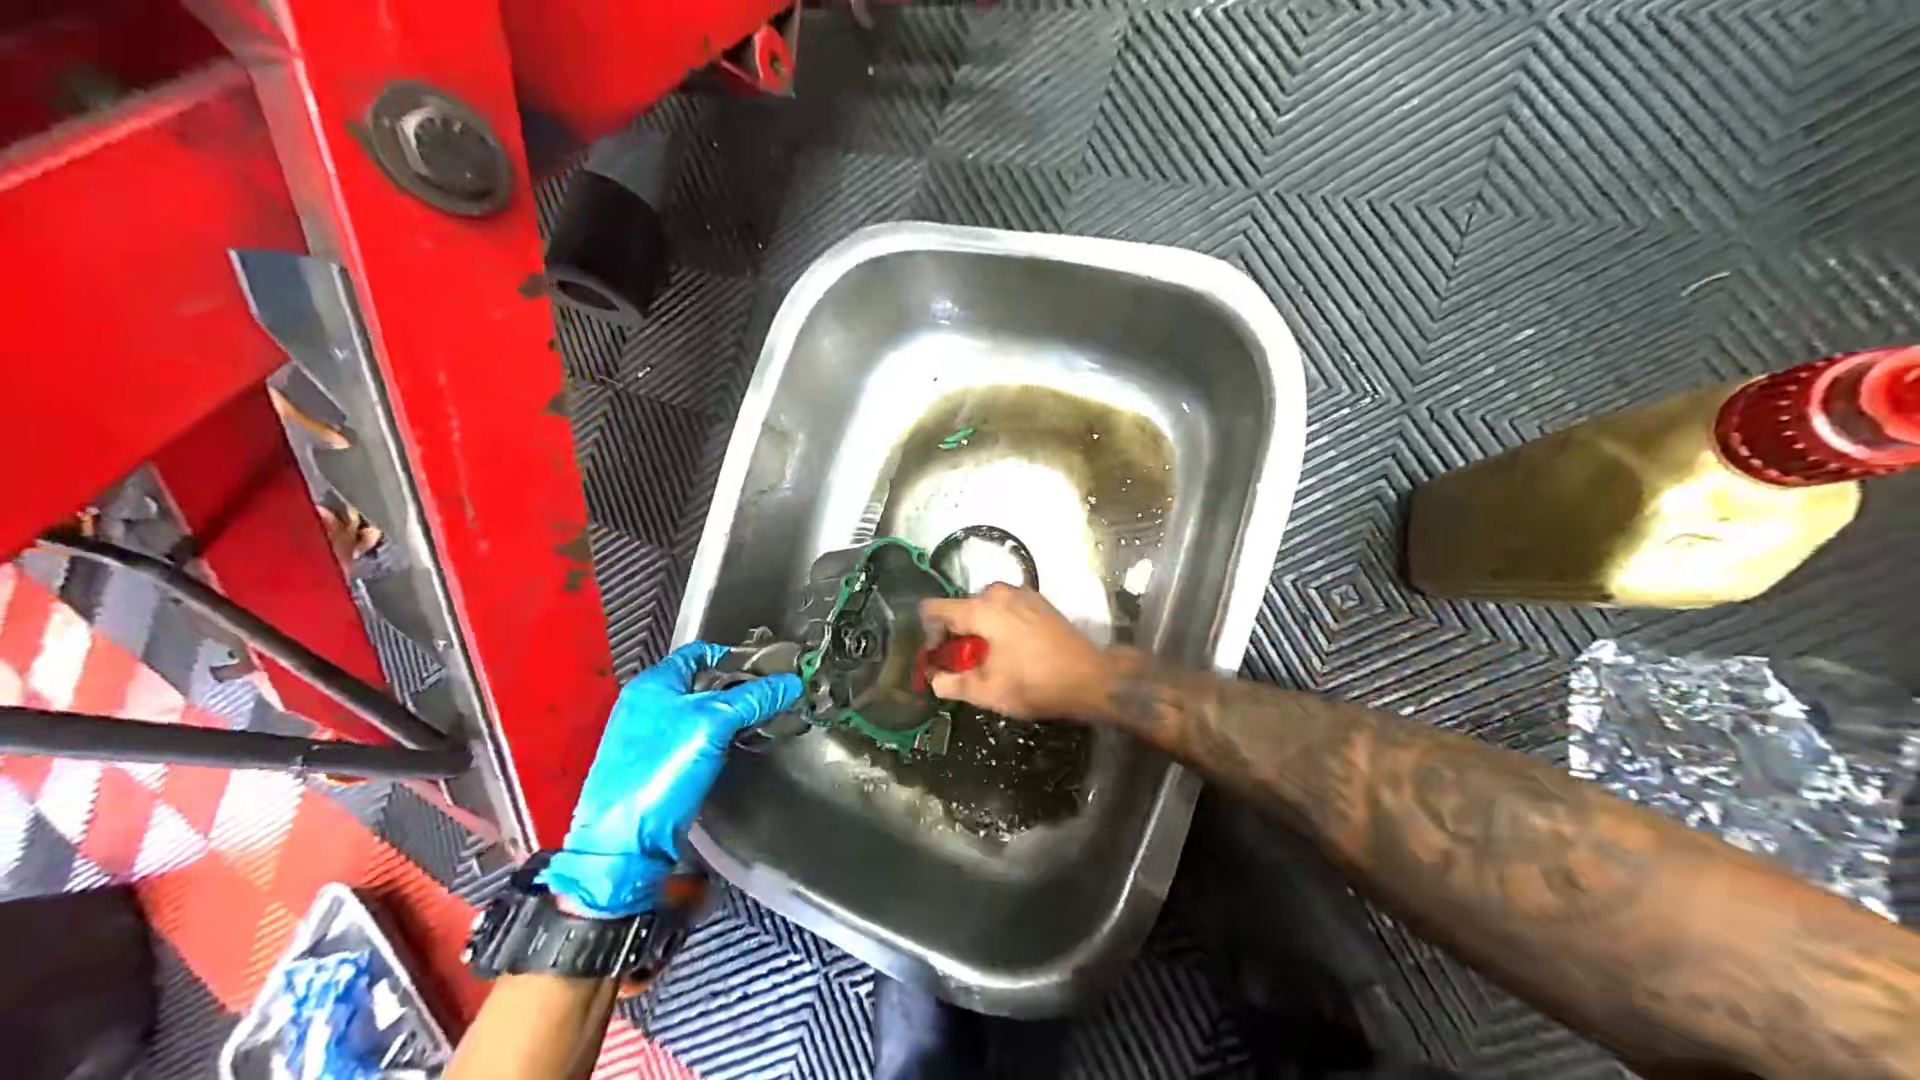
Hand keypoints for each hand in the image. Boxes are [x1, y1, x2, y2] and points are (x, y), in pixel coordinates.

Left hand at [537, 643, 801, 917]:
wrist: (626, 843)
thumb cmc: (654, 775)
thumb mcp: (714, 724)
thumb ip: (753, 698)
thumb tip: (787, 683)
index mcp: (653, 684)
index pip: (699, 652)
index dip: (734, 656)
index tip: (764, 667)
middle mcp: (647, 706)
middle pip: (703, 682)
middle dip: (737, 688)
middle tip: (768, 696)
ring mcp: (651, 737)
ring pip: (701, 713)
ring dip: (730, 716)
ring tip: (758, 721)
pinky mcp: (659, 765)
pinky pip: (695, 740)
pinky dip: (718, 739)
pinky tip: (735, 748)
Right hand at [918, 583, 1115, 721]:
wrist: (1090, 678)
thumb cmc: (1035, 683)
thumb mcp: (986, 691)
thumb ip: (951, 683)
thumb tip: (934, 679)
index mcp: (981, 608)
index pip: (934, 609)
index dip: (927, 634)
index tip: (937, 658)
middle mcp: (998, 592)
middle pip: (959, 609)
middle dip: (955, 636)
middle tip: (962, 666)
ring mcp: (1021, 593)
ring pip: (983, 609)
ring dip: (978, 632)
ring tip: (989, 661)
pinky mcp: (1038, 601)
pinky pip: (1005, 609)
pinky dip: (999, 626)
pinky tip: (1010, 651)